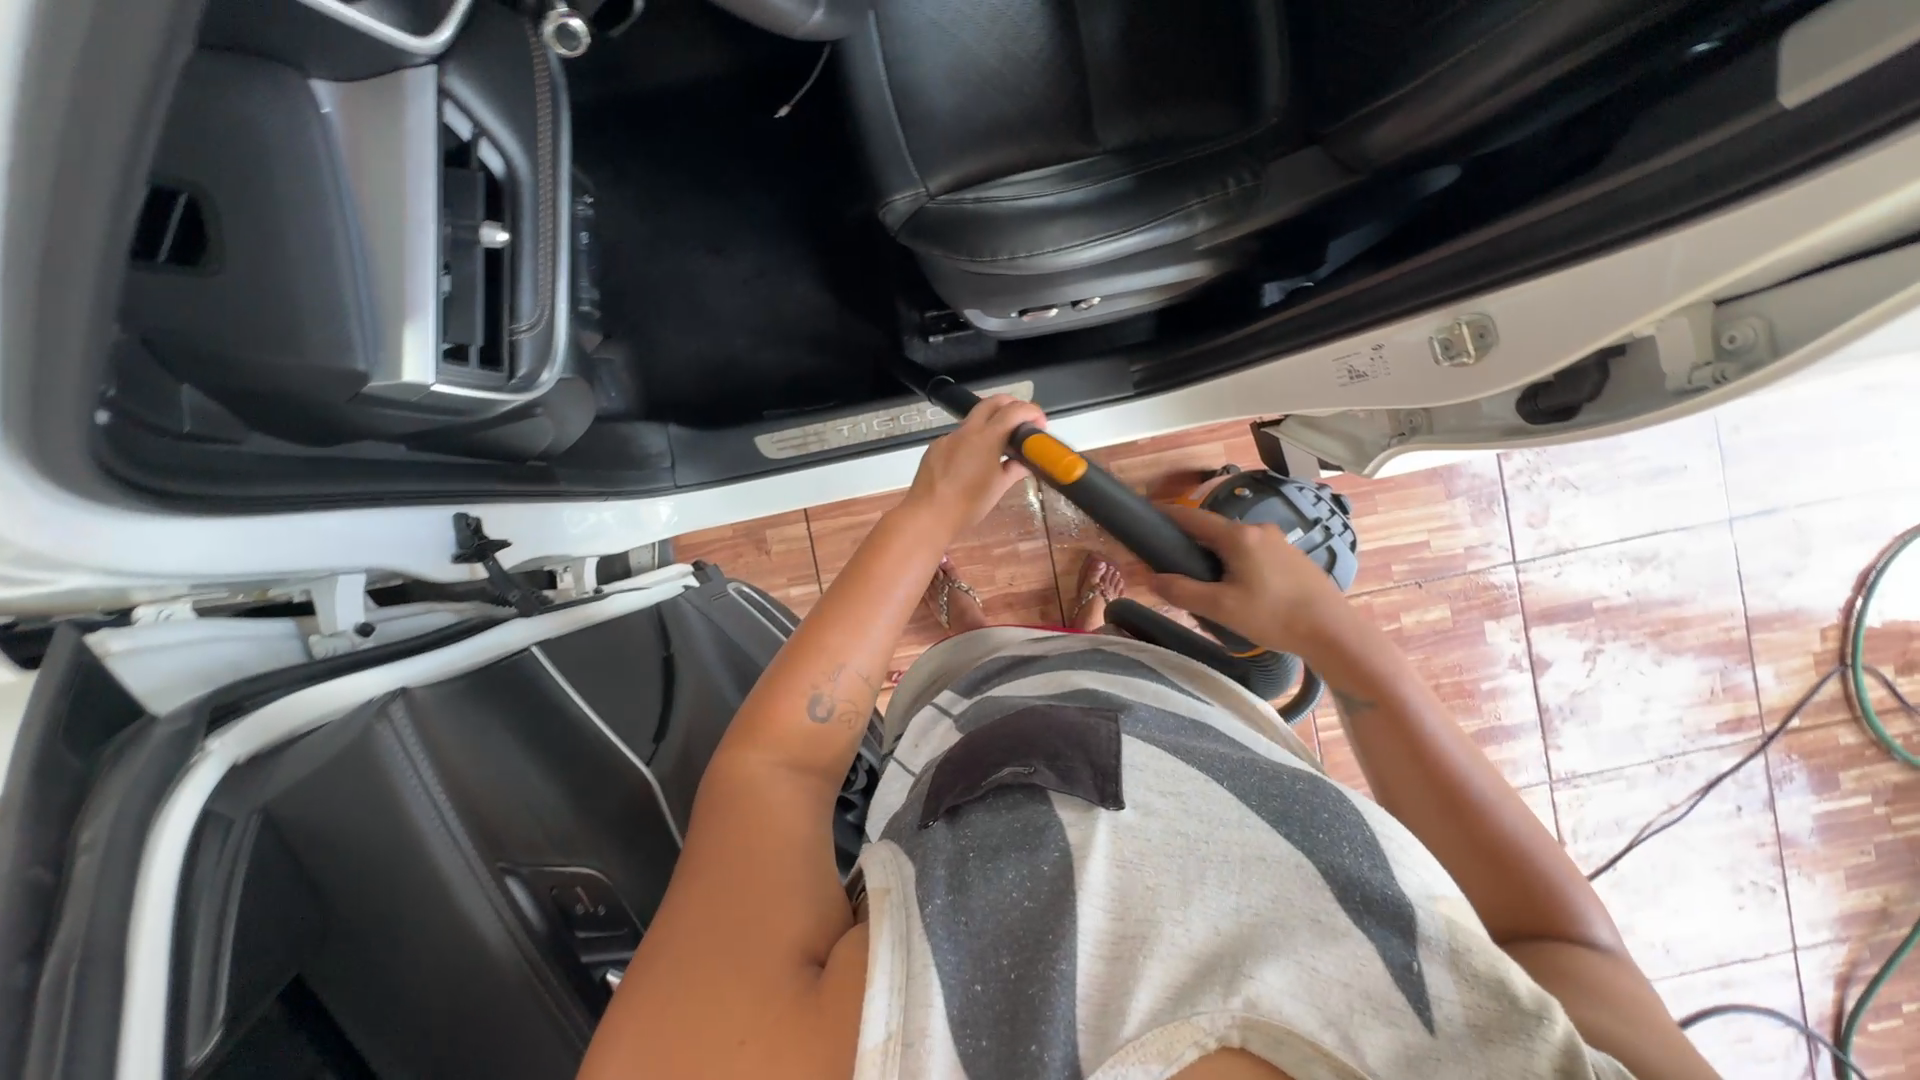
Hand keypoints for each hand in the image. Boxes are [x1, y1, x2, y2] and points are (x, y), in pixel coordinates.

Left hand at [902, 395, 1045, 537]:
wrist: (928, 515)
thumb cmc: (968, 504)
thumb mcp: (998, 487)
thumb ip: (1014, 469)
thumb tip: (1024, 463)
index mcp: (986, 438)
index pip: (1014, 411)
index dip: (1032, 412)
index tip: (1040, 424)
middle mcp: (966, 431)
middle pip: (992, 402)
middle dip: (1011, 405)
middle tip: (1022, 422)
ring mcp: (947, 438)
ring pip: (973, 420)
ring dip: (990, 425)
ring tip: (999, 447)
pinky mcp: (935, 448)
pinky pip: (958, 437)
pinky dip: (972, 441)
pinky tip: (972, 463)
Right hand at [1150, 504, 1350, 656]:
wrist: (1332, 631)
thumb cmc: (1274, 616)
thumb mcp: (1221, 609)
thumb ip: (1182, 591)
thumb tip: (1152, 578)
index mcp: (1238, 536)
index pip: (1192, 517)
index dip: (1167, 516)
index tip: (1147, 516)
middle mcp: (1258, 530)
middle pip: (1214, 531)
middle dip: (1191, 544)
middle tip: (1172, 566)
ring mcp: (1279, 542)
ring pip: (1235, 544)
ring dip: (1215, 557)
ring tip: (1204, 585)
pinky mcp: (1292, 558)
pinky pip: (1253, 553)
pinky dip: (1237, 564)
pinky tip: (1237, 589)